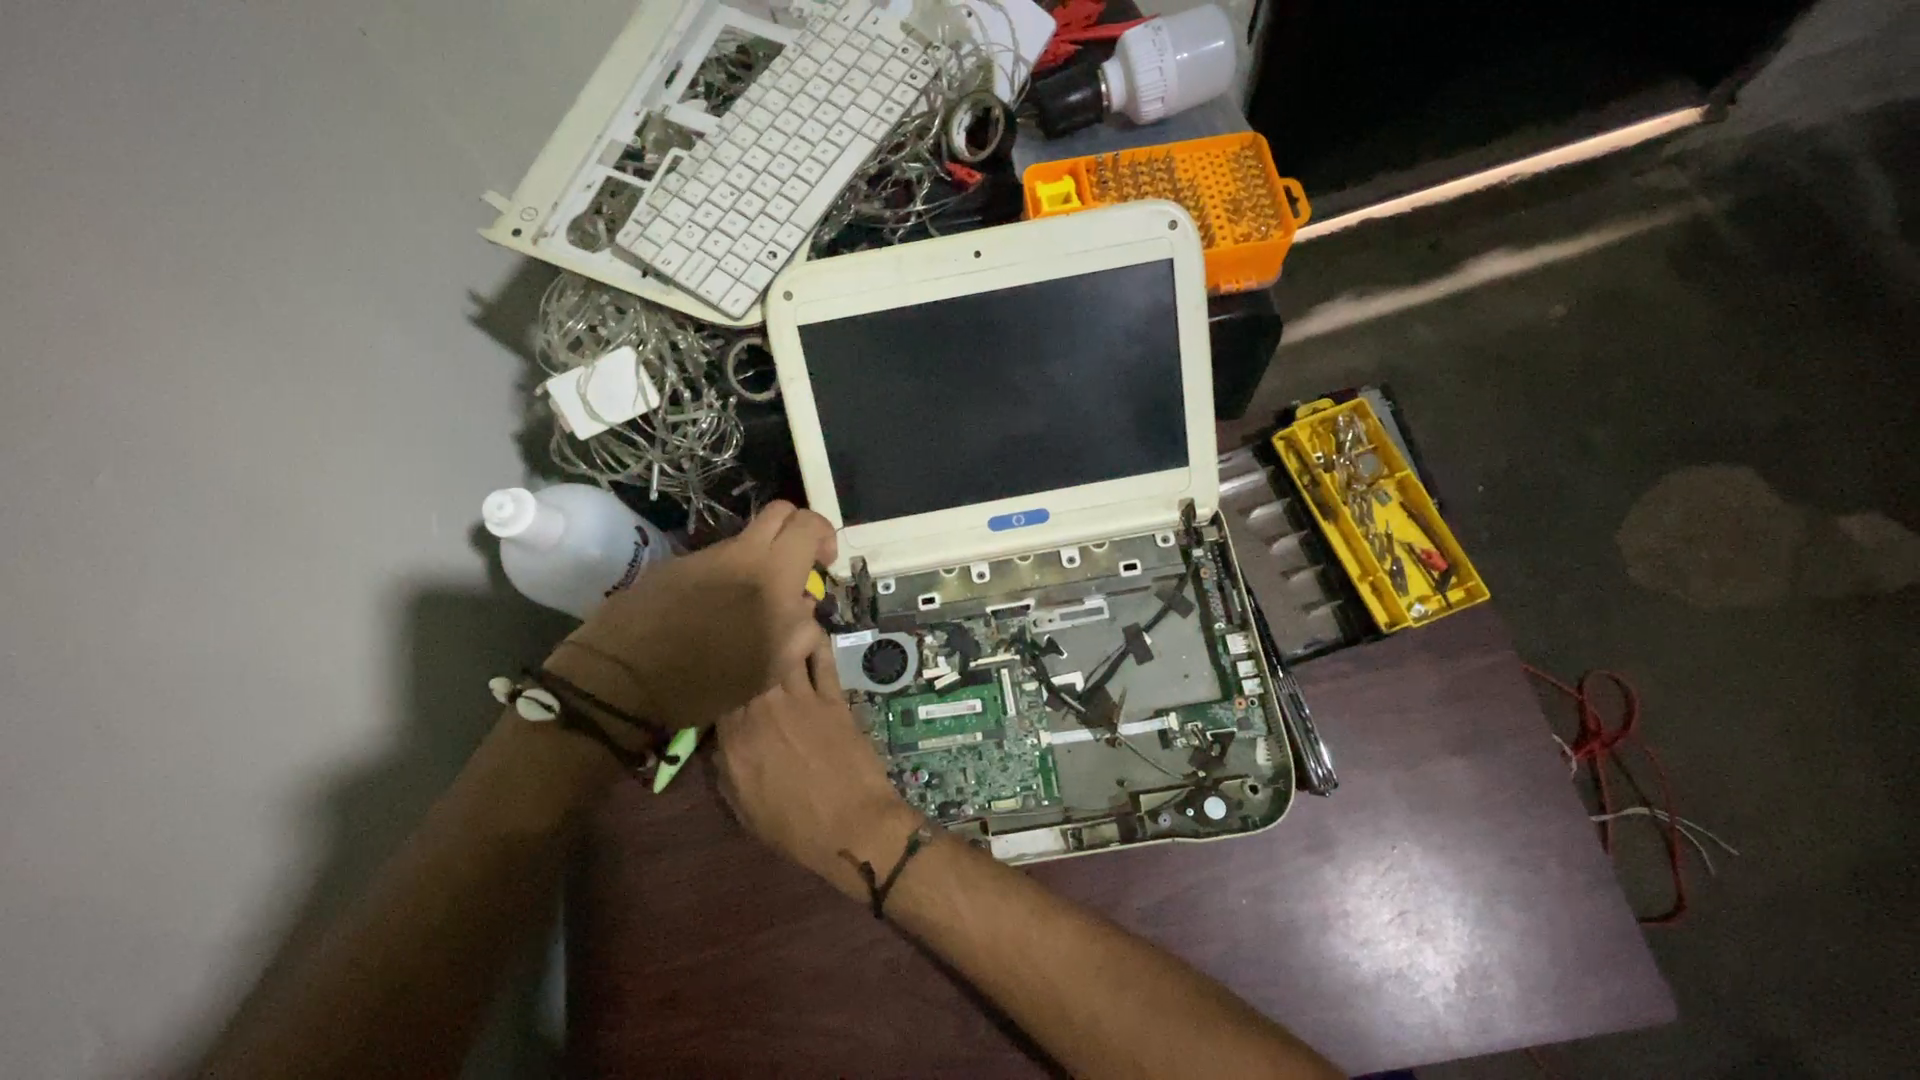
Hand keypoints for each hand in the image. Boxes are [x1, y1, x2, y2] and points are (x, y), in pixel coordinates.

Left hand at [542, 501, 835, 732]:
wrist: (624, 679)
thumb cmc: (706, 682)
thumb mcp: (772, 668)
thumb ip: (802, 630)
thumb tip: (804, 605)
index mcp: (772, 576)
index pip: (809, 523)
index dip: (824, 536)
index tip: (823, 565)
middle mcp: (741, 554)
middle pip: (780, 511)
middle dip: (797, 531)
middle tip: (798, 565)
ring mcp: (705, 555)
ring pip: (747, 537)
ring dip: (761, 556)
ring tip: (753, 598)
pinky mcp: (676, 564)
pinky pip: (715, 557)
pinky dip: (728, 573)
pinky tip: (715, 609)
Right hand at [715, 639, 922, 898]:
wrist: (852, 827)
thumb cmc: (793, 827)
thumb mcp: (742, 804)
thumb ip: (724, 764)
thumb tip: (716, 735)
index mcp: (734, 737)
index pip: (713, 687)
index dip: (709, 667)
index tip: (707, 652)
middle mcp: (762, 708)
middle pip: (745, 659)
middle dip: (739, 636)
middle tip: (734, 616)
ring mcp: (801, 698)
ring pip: (782, 648)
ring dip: (778, 624)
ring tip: (773, 602)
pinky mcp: (834, 698)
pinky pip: (821, 658)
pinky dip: (814, 640)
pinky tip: (809, 625)